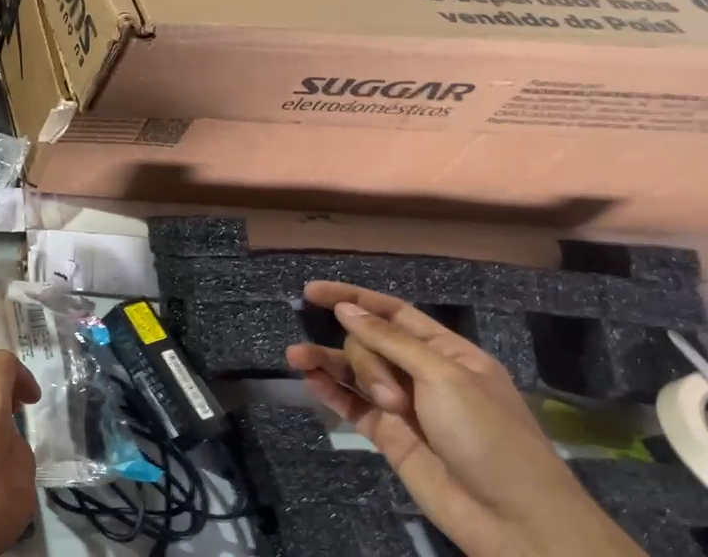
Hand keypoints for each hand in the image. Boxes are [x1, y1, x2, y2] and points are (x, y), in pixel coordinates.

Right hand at [287, 281, 643, 556]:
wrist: (515, 521)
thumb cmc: (492, 440)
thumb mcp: (445, 380)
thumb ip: (391, 342)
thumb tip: (345, 309)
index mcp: (450, 356)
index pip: (394, 314)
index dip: (354, 298)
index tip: (312, 292)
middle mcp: (424, 375)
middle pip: (370, 344)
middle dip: (364, 359)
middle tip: (389, 397)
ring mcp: (404, 406)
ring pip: (353, 370)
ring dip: (326, 362)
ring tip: (298, 359)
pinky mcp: (387, 434)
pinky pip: (349, 403)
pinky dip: (328, 389)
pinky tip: (308, 380)